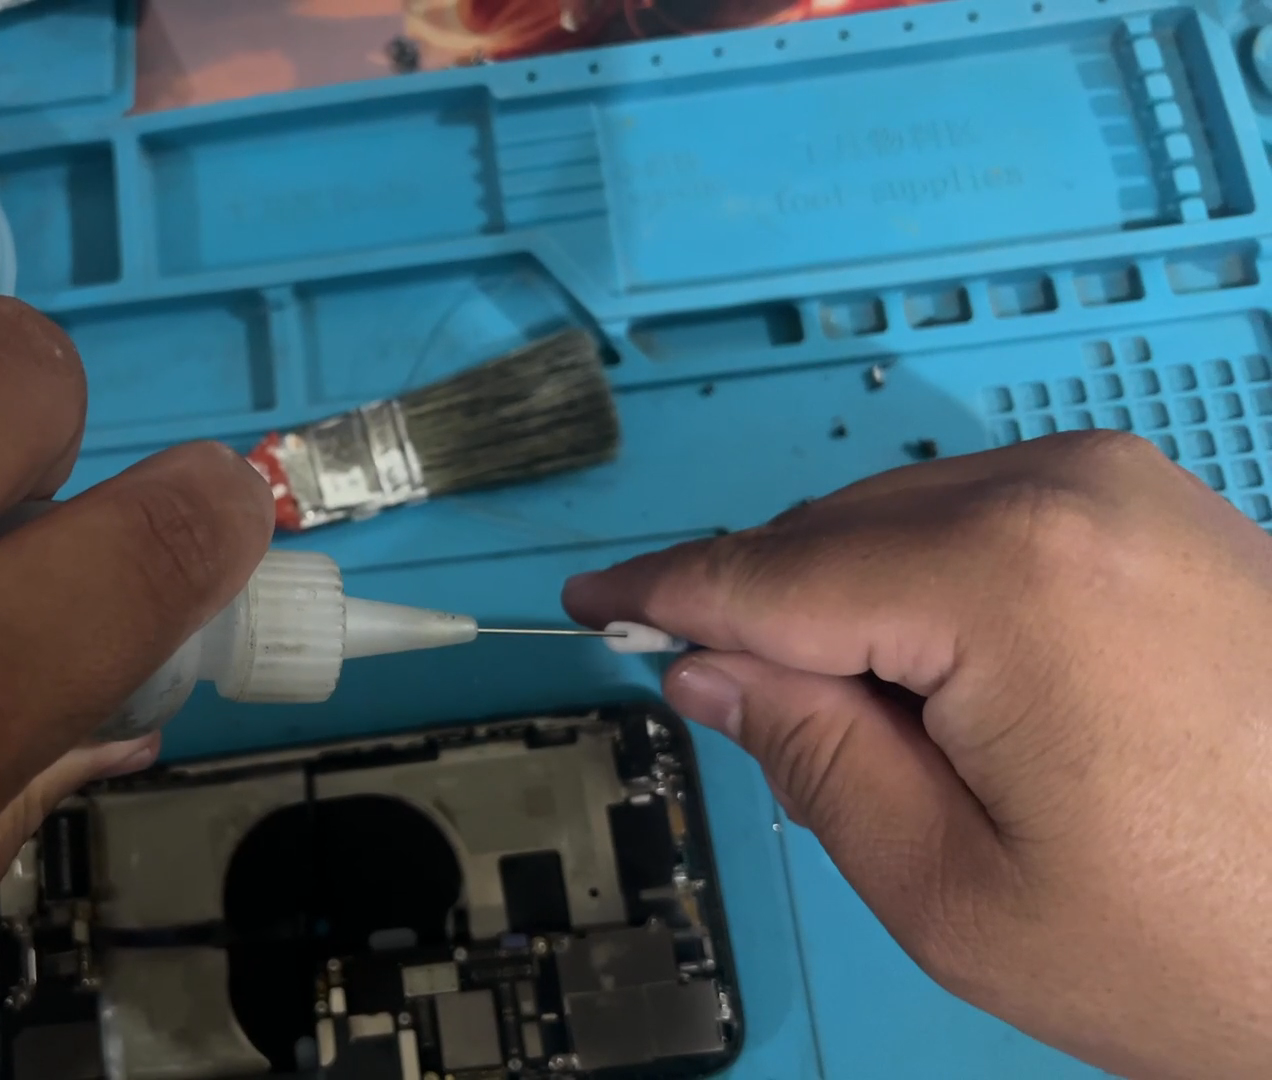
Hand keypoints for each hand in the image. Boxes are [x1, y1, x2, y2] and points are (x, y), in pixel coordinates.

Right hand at [564, 431, 1271, 1078]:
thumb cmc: (1220, 958)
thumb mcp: (953, 888)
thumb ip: (803, 753)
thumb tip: (702, 668)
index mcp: (998, 577)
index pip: (759, 577)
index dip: (655, 594)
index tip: (587, 600)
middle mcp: (1050, 491)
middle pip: (811, 544)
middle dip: (752, 622)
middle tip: (743, 710)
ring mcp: (1107, 484)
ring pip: (868, 528)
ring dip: (822, 609)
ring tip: (862, 716)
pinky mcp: (1140, 504)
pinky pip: (943, 525)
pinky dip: (889, 588)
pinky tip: (926, 669)